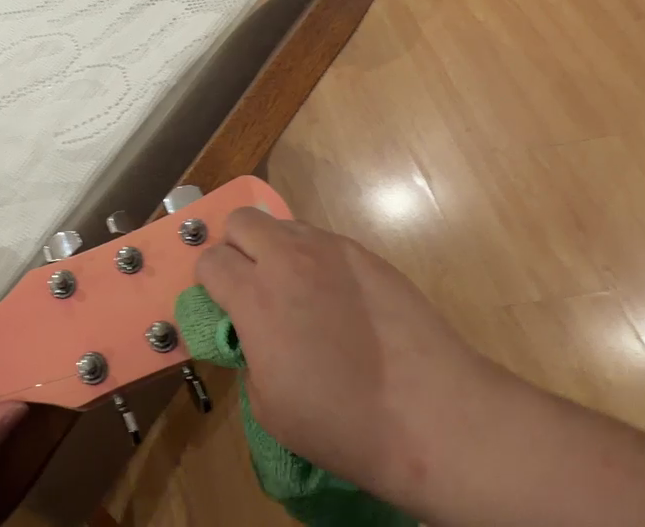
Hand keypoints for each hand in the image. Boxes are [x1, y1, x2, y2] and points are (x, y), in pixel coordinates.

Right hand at [195, 209, 505, 506]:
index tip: (223, 306)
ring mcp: (331, 251)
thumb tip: (250, 335)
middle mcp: (287, 260)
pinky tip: (337, 299)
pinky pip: (324, 242)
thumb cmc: (344, 423)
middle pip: (240, 221)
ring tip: (298, 291)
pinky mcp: (366, 255)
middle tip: (252, 285)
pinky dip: (316, 260)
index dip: (210, 283)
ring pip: (284, 225)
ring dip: (276, 249)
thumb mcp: (268, 406)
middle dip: (237, 248)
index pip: (210, 260)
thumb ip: (247, 354)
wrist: (435, 416)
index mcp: (255, 298)